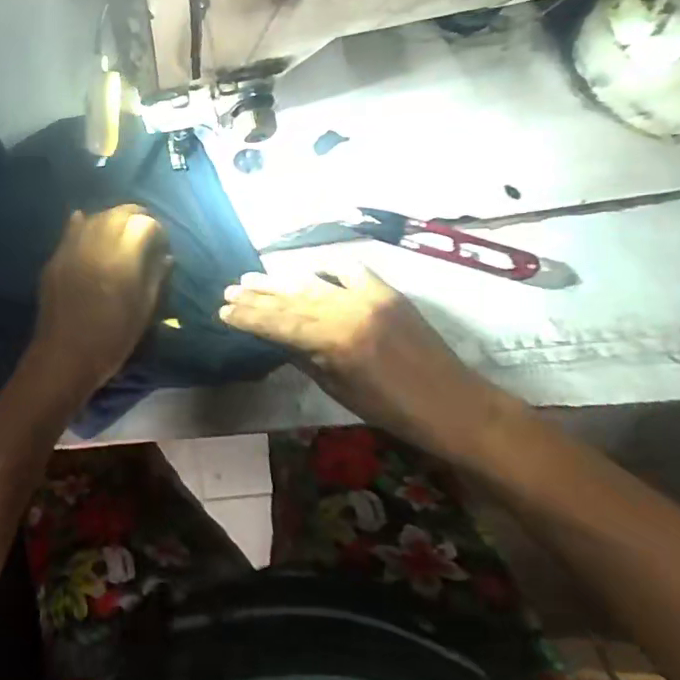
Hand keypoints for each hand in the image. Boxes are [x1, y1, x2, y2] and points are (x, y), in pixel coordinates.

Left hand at [31, 206, 171, 391]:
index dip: (157, 229)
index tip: (161, 243)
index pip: (144, 224)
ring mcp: (71, 250)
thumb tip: (165, 255)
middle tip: (145, 231)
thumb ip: (155, 276)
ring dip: (111, 218)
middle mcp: (96, 246)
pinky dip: (83, 224)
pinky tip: (88, 224)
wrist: (63, 357)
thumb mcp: (143, 311)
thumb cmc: (111, 340)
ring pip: (94, 217)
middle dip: (136, 216)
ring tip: (120, 232)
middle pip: (118, 213)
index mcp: (122, 260)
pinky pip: (70, 230)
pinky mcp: (55, 259)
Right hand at [218, 266, 527, 464]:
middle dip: (258, 295)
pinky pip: (349, 271)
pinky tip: (308, 268)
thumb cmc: (392, 411)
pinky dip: (326, 268)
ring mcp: (370, 296)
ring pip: (313, 282)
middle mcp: (349, 309)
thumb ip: (302, 355)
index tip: (222, 311)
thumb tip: (272, 335)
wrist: (456, 406)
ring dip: (281, 280)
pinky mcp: (388, 291)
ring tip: (253, 277)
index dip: (248, 316)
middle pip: (291, 298)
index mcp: (335, 339)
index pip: (278, 321)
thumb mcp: (337, 387)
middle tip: (230, 290)